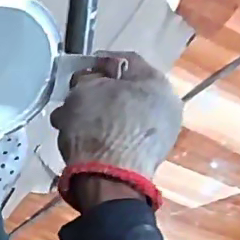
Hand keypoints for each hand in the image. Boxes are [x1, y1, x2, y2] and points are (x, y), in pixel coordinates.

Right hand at [50, 51, 181, 209]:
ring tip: (73, 126)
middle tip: (73, 102)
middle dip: (97, 94)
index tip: (78, 72)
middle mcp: (167, 103)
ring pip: (123, 115)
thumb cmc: (96, 128)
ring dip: (98, 117)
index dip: (97, 63)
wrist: (108, 180)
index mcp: (155, 80)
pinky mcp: (151, 156)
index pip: (124, 59)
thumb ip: (87, 79)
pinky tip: (87, 144)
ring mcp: (163, 132)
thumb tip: (90, 80)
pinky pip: (125, 136)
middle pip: (126, 90)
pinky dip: (107, 136)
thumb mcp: (82, 92)